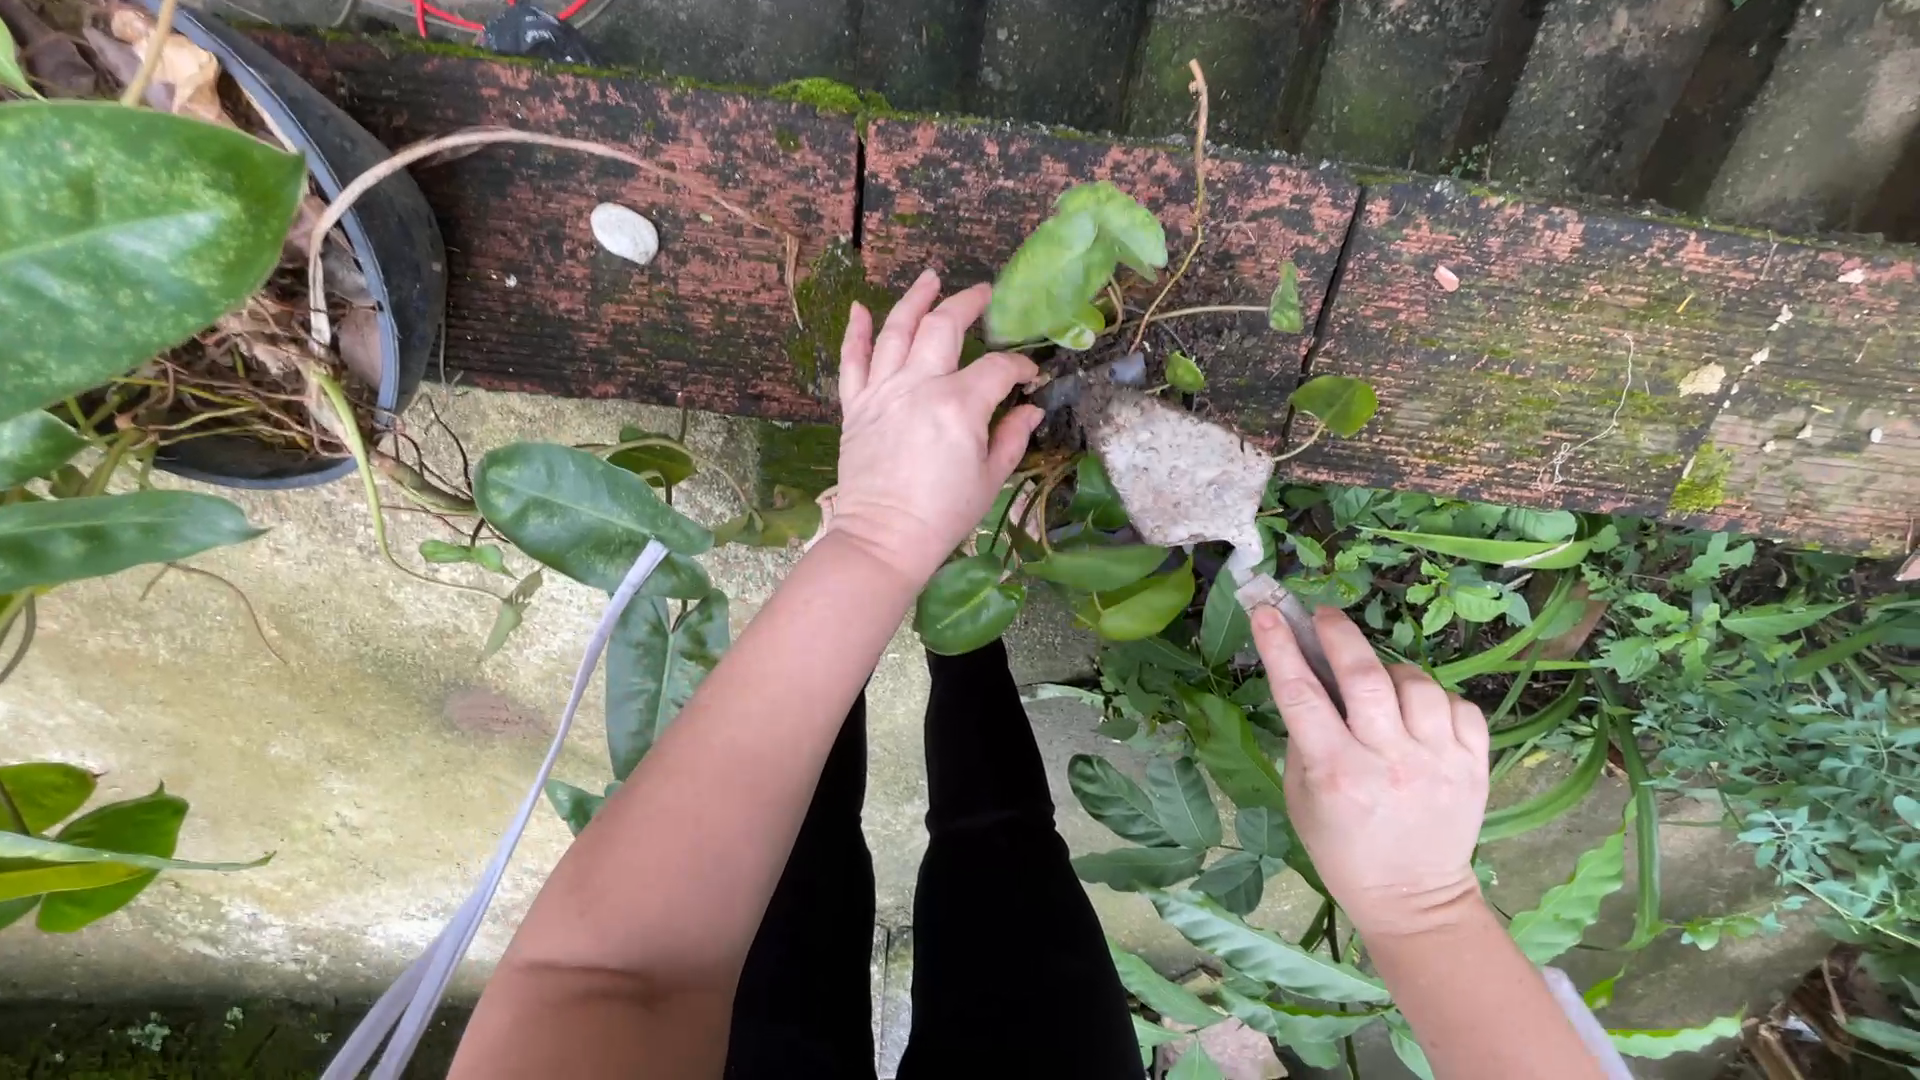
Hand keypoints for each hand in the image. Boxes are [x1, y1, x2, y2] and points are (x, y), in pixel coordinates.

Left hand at [827, 270, 1043, 583]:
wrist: (884, 539)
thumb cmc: (943, 515)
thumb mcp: (990, 479)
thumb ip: (1012, 437)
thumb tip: (1030, 410)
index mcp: (959, 406)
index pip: (997, 368)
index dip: (1019, 368)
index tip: (1029, 377)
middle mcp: (919, 387)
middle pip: (943, 327)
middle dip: (968, 304)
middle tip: (982, 294)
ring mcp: (882, 393)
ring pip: (896, 330)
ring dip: (914, 299)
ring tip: (929, 278)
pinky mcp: (856, 407)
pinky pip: (851, 361)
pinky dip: (854, 333)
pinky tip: (859, 309)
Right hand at [1250, 604, 1490, 939]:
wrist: (1413, 898)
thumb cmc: (1339, 846)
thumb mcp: (1299, 793)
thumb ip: (1305, 736)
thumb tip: (1310, 677)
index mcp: (1335, 772)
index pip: (1301, 695)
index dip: (1280, 647)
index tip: (1267, 612)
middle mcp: (1388, 762)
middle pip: (1366, 678)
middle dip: (1340, 634)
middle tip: (1324, 614)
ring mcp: (1440, 763)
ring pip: (1417, 685)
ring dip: (1390, 670)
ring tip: (1377, 680)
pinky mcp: (1477, 767)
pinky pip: (1459, 705)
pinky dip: (1434, 696)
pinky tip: (1417, 709)